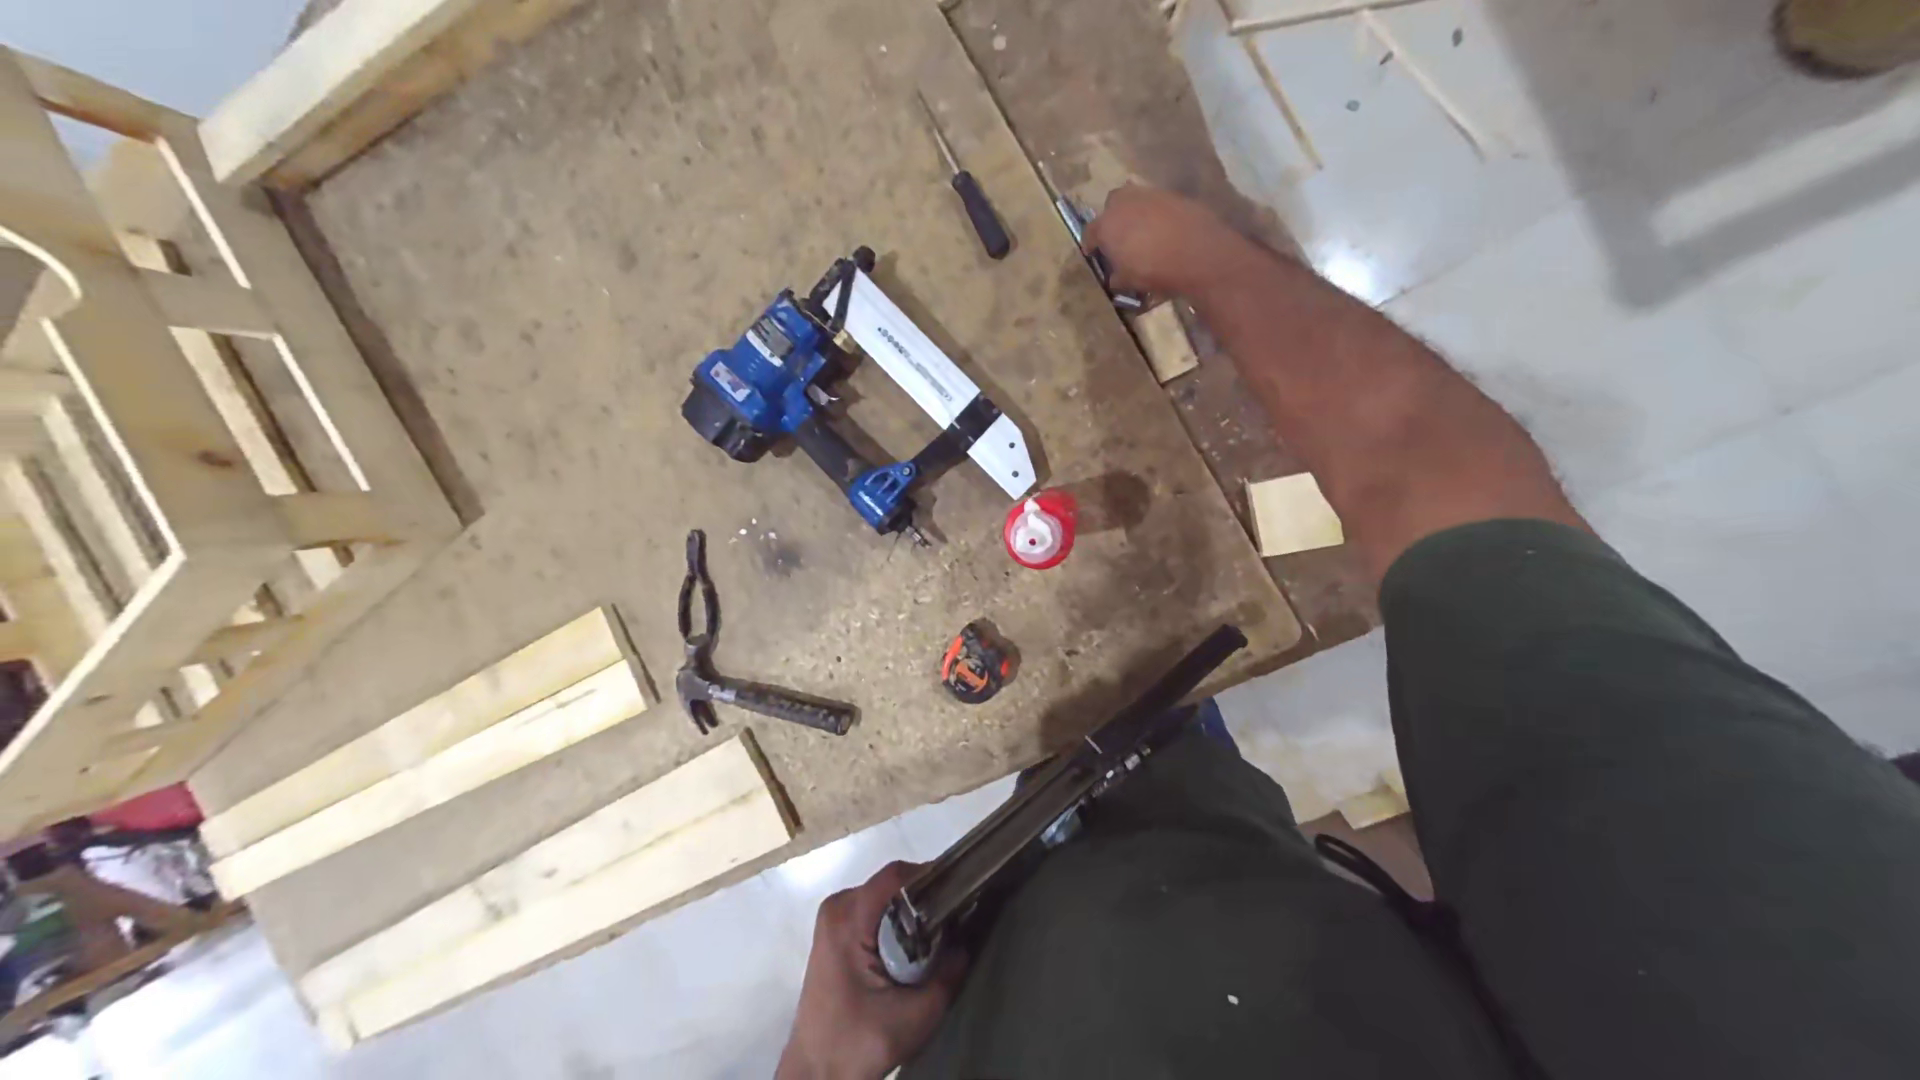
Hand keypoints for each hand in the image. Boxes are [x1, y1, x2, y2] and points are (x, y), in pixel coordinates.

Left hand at [776, 862, 967, 1079]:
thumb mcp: (915, 1016)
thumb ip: (947, 974)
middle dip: (925, 897)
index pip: (896, 875)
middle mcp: (837, 907)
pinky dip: (897, 922)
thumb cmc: (859, 1043)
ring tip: (938, 936)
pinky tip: (914, 948)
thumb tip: (968, 940)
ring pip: (885, 896)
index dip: (931, 876)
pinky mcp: (836, 933)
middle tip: (955, 920)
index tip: (961, 890)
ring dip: (912, 911)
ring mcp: (834, 918)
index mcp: (848, 918)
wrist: (817, 1075)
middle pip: (892, 883)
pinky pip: (874, 910)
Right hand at [1082, 184, 1257, 295]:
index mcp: (1107, 224)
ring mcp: (1151, 194)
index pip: (1090, 232)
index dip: (1090, 244)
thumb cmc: (1153, 270)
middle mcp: (1125, 203)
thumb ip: (1116, 276)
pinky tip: (1164, 231)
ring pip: (1136, 201)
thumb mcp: (1128, 281)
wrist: (1198, 253)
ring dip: (1136, 214)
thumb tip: (1115, 276)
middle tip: (1119, 237)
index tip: (1092, 253)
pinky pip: (1158, 205)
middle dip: (1113, 219)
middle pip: (1112, 206)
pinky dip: (1157, 216)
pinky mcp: (1175, 195)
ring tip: (1143, 234)